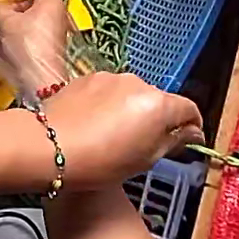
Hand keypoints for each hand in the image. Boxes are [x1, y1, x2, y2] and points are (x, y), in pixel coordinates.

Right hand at [0, 0, 71, 96]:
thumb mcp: (7, 22)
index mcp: (51, 3)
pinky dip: (10, 39)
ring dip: (4, 26)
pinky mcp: (42, 49)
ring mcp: (49, 34)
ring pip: (25, 23)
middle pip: (30, 5)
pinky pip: (25, 38)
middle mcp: (54, 17)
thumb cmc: (32, 47)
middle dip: (8, 9)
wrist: (39, 78)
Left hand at [39, 73, 204, 190]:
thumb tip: (190, 131)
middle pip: (158, 99)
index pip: (189, 109)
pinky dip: (107, 103)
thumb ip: (173, 140)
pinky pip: (106, 91)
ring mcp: (108, 77)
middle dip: (156, 118)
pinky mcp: (84, 78)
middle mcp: (136, 83)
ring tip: (113, 135)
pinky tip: (94, 123)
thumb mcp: (146, 159)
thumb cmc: (99, 161)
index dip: (191, 126)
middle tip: (144, 143)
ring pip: (131, 93)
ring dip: (130, 109)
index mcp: (158, 103)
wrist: (48, 146)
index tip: (185, 140)